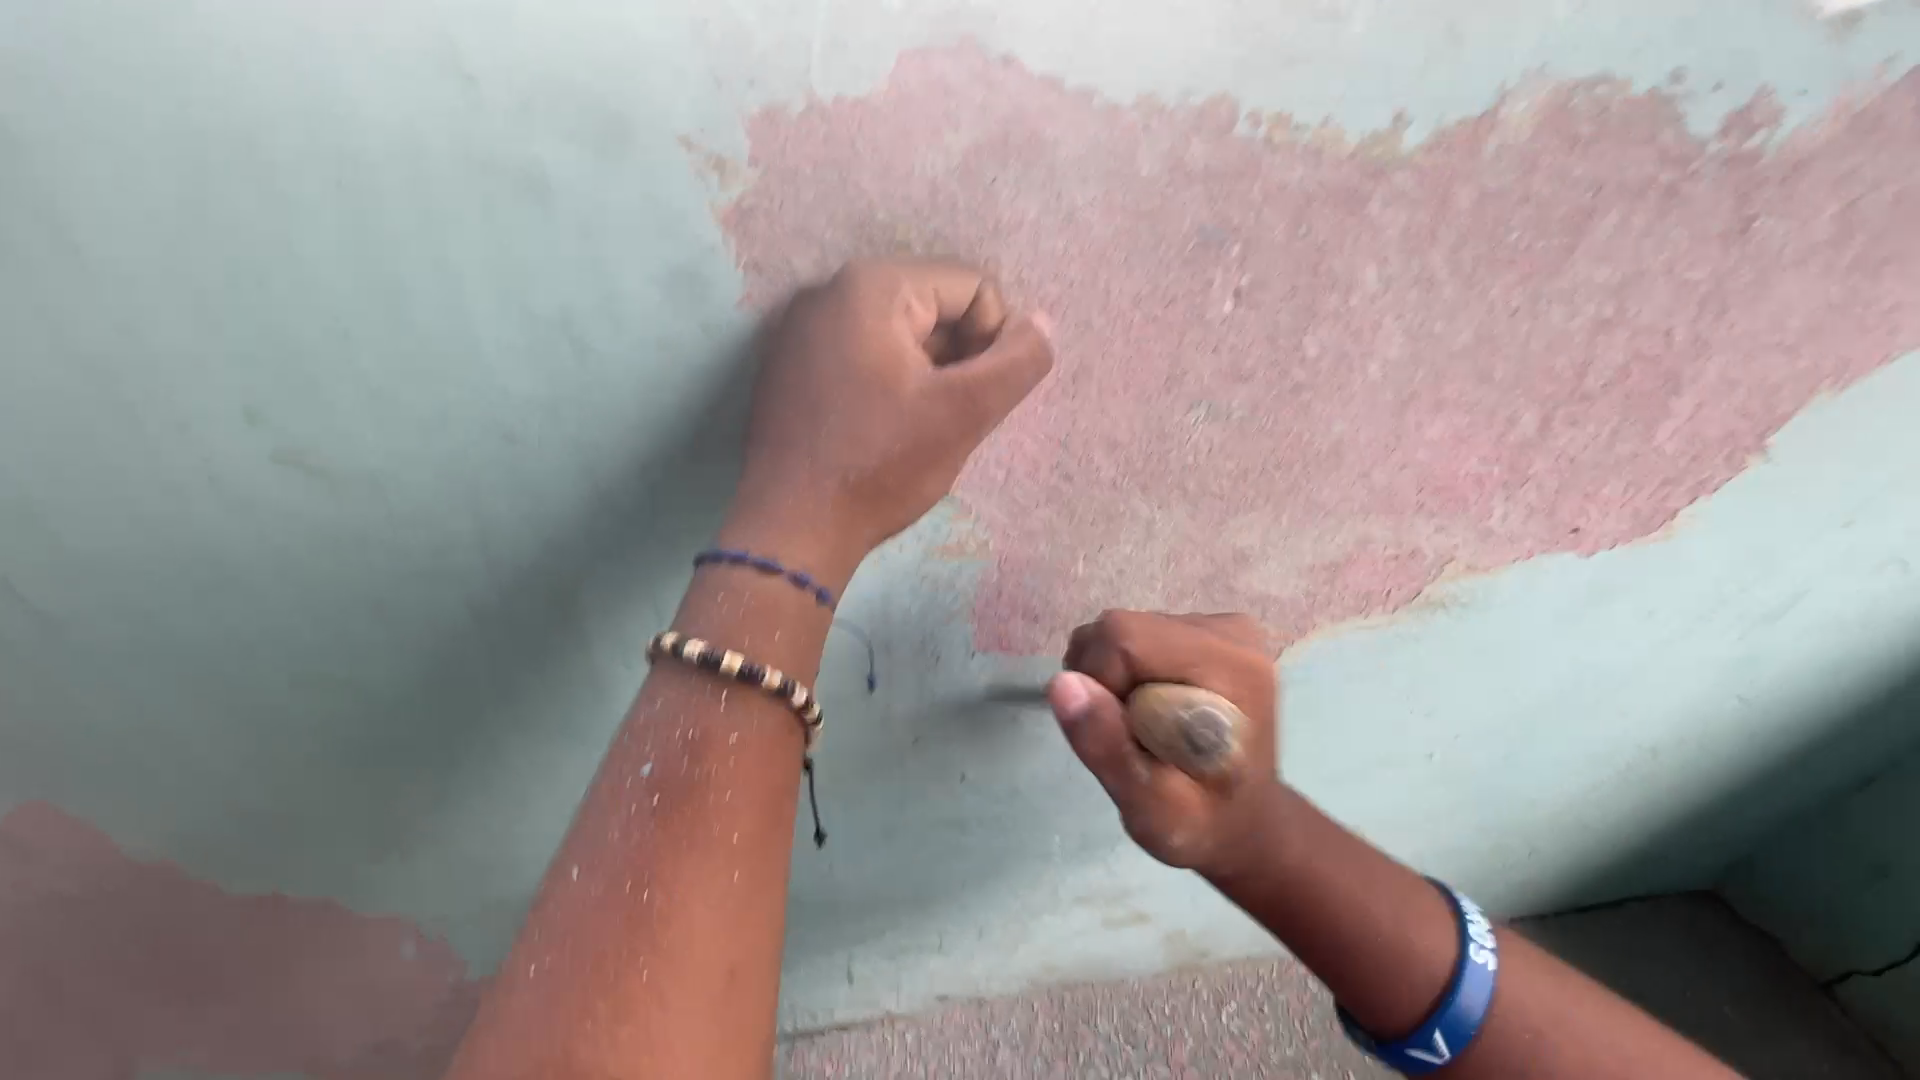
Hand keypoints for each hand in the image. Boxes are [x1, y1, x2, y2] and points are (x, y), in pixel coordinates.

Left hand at [723, 259, 1054, 582]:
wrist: (791, 529)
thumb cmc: (880, 466)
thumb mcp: (965, 413)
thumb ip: (1018, 361)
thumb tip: (1041, 324)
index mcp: (871, 286)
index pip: (973, 288)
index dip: (994, 342)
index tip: (976, 399)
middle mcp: (828, 291)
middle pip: (934, 307)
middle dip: (958, 358)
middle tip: (949, 417)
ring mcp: (800, 329)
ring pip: (901, 335)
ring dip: (928, 375)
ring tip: (917, 429)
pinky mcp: (790, 366)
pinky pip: (863, 355)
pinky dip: (889, 383)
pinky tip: (883, 431)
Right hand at [1048, 611, 1282, 875]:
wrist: (1244, 819)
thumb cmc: (1202, 822)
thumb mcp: (1151, 810)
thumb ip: (1107, 748)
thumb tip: (1063, 684)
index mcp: (1232, 669)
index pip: (1125, 640)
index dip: (1099, 683)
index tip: (1117, 735)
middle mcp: (1232, 634)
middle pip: (1121, 628)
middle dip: (1102, 680)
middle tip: (1125, 734)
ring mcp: (1223, 626)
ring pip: (1123, 629)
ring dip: (1112, 676)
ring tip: (1139, 725)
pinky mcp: (1209, 629)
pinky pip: (1137, 633)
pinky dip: (1126, 670)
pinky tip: (1150, 707)